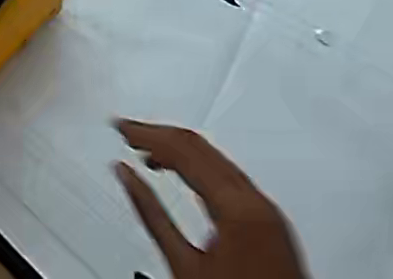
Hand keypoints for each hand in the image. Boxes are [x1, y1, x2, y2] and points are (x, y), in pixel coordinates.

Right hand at [113, 119, 309, 278]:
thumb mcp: (186, 267)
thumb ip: (152, 214)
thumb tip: (123, 172)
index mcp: (239, 208)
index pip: (183, 149)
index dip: (146, 134)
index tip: (121, 127)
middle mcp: (259, 203)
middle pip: (200, 146)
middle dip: (158, 134)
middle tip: (127, 130)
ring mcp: (269, 213)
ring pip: (215, 157)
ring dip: (176, 147)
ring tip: (145, 146)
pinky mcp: (271, 222)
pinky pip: (230, 176)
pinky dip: (198, 165)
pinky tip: (179, 169)